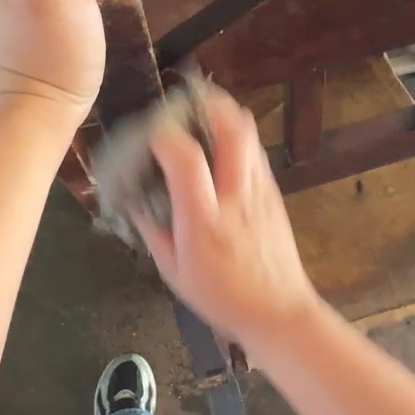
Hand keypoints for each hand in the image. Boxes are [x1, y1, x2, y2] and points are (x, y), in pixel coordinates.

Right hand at [131, 85, 322, 350]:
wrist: (279, 313)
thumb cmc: (221, 296)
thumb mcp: (172, 270)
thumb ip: (151, 229)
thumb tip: (135, 199)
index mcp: (204, 218)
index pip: (186, 157)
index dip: (165, 134)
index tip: (152, 133)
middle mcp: (236, 196)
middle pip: (232, 128)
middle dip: (207, 104)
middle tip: (185, 101)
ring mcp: (261, 191)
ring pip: (249, 133)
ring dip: (225, 115)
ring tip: (202, 116)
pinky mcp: (275, 193)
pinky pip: (256, 151)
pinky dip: (237, 137)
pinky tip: (222, 149)